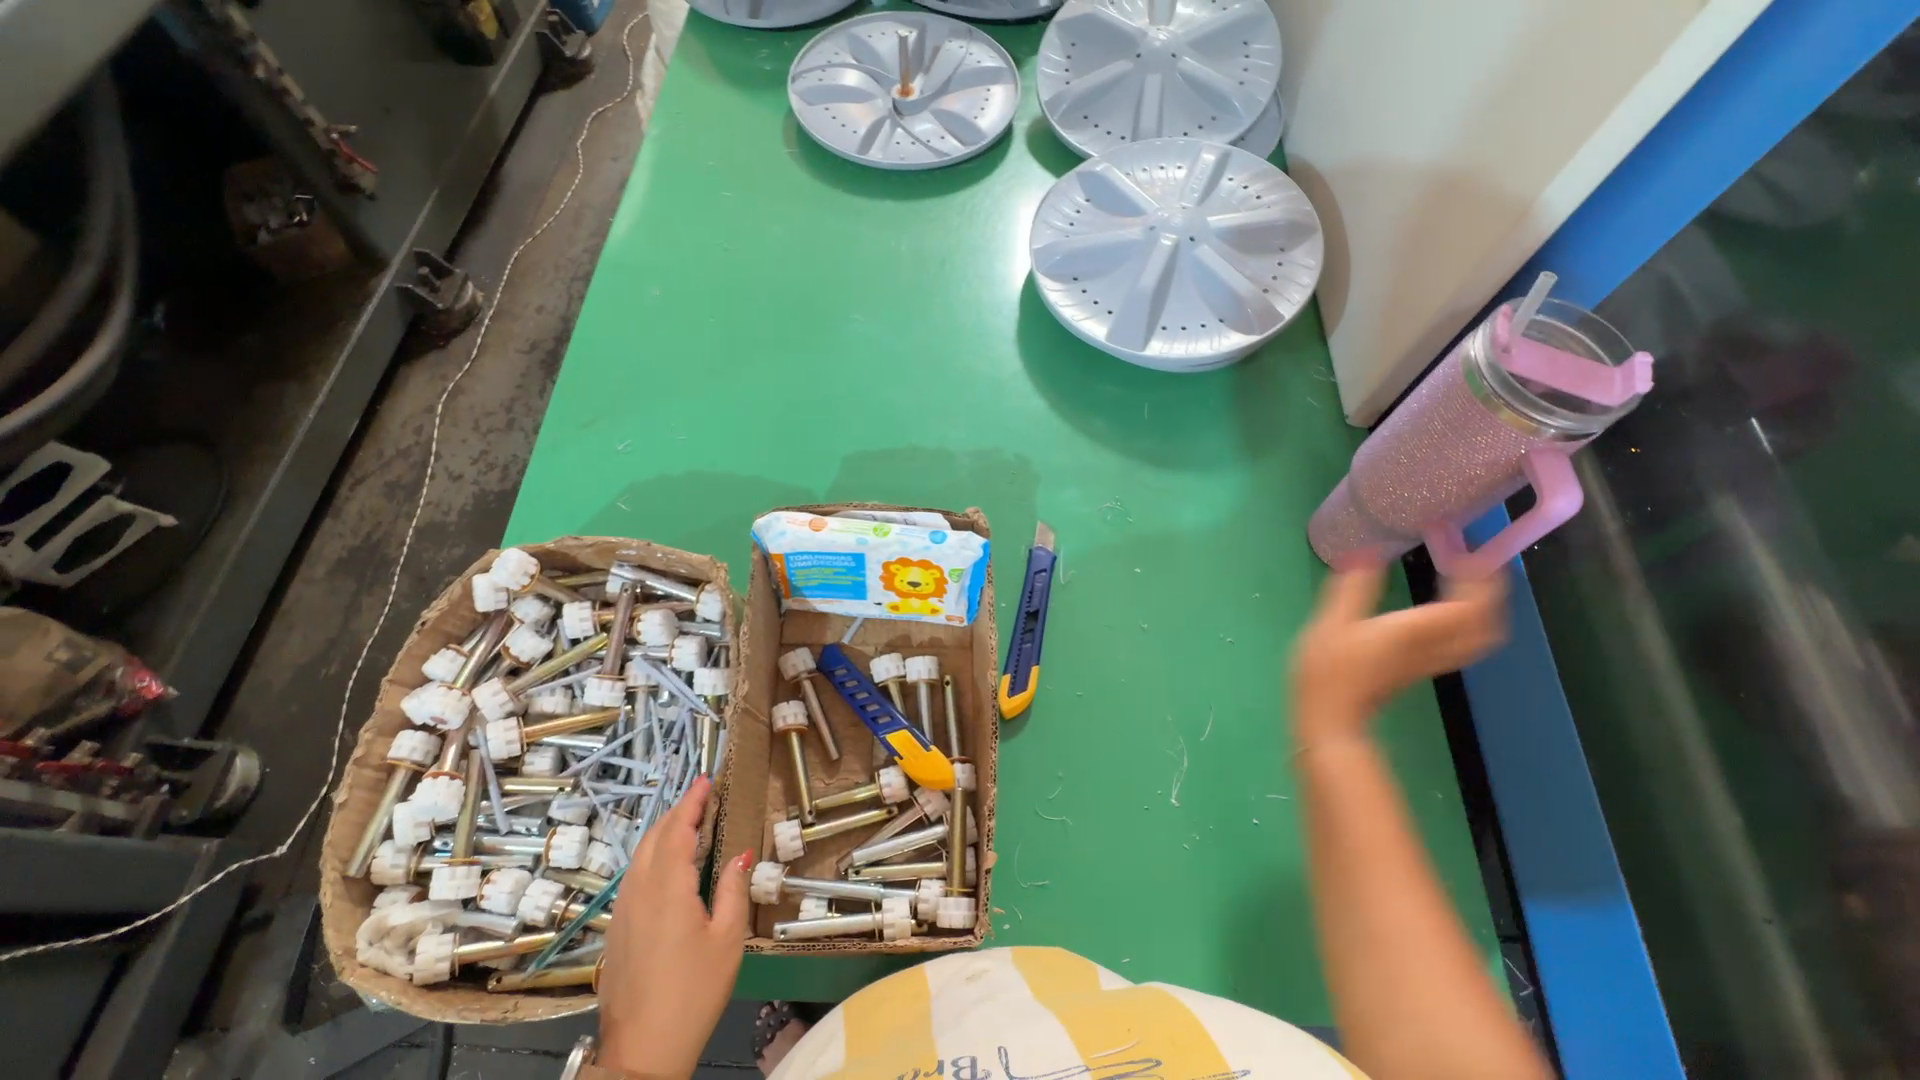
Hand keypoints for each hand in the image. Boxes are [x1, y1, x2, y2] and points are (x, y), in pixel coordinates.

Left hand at [598, 775, 752, 1079]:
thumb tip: (740, 854)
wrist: (643, 1044)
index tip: (705, 780)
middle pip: (654, 838)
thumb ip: (732, 890)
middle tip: (702, 799)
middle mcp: (638, 890)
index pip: (677, 830)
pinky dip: (653, 857)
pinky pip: (635, 876)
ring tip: (690, 825)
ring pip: (640, 856)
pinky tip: (670, 867)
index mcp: (667, 887)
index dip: (691, 802)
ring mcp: (623, 909)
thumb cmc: (694, 990)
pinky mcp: (617, 927)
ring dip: (663, 834)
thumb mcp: (727, 939)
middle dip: (677, 814)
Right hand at [1289, 564, 1506, 741]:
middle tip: (1476, 564)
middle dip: (1490, 593)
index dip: (1482, 579)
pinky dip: (1466, 623)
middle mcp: (1434, 645)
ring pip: (1479, 637)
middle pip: (1487, 623)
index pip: (1472, 604)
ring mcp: (1430, 661)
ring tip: (1466, 584)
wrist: (1330, 719)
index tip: (1473, 551)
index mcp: (1418, 630)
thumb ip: (1353, 588)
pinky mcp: (1420, 669)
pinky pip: (1462, 643)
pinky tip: (1444, 611)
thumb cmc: (1329, 671)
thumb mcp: (1332, 621)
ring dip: (1483, 610)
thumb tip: (1367, 555)